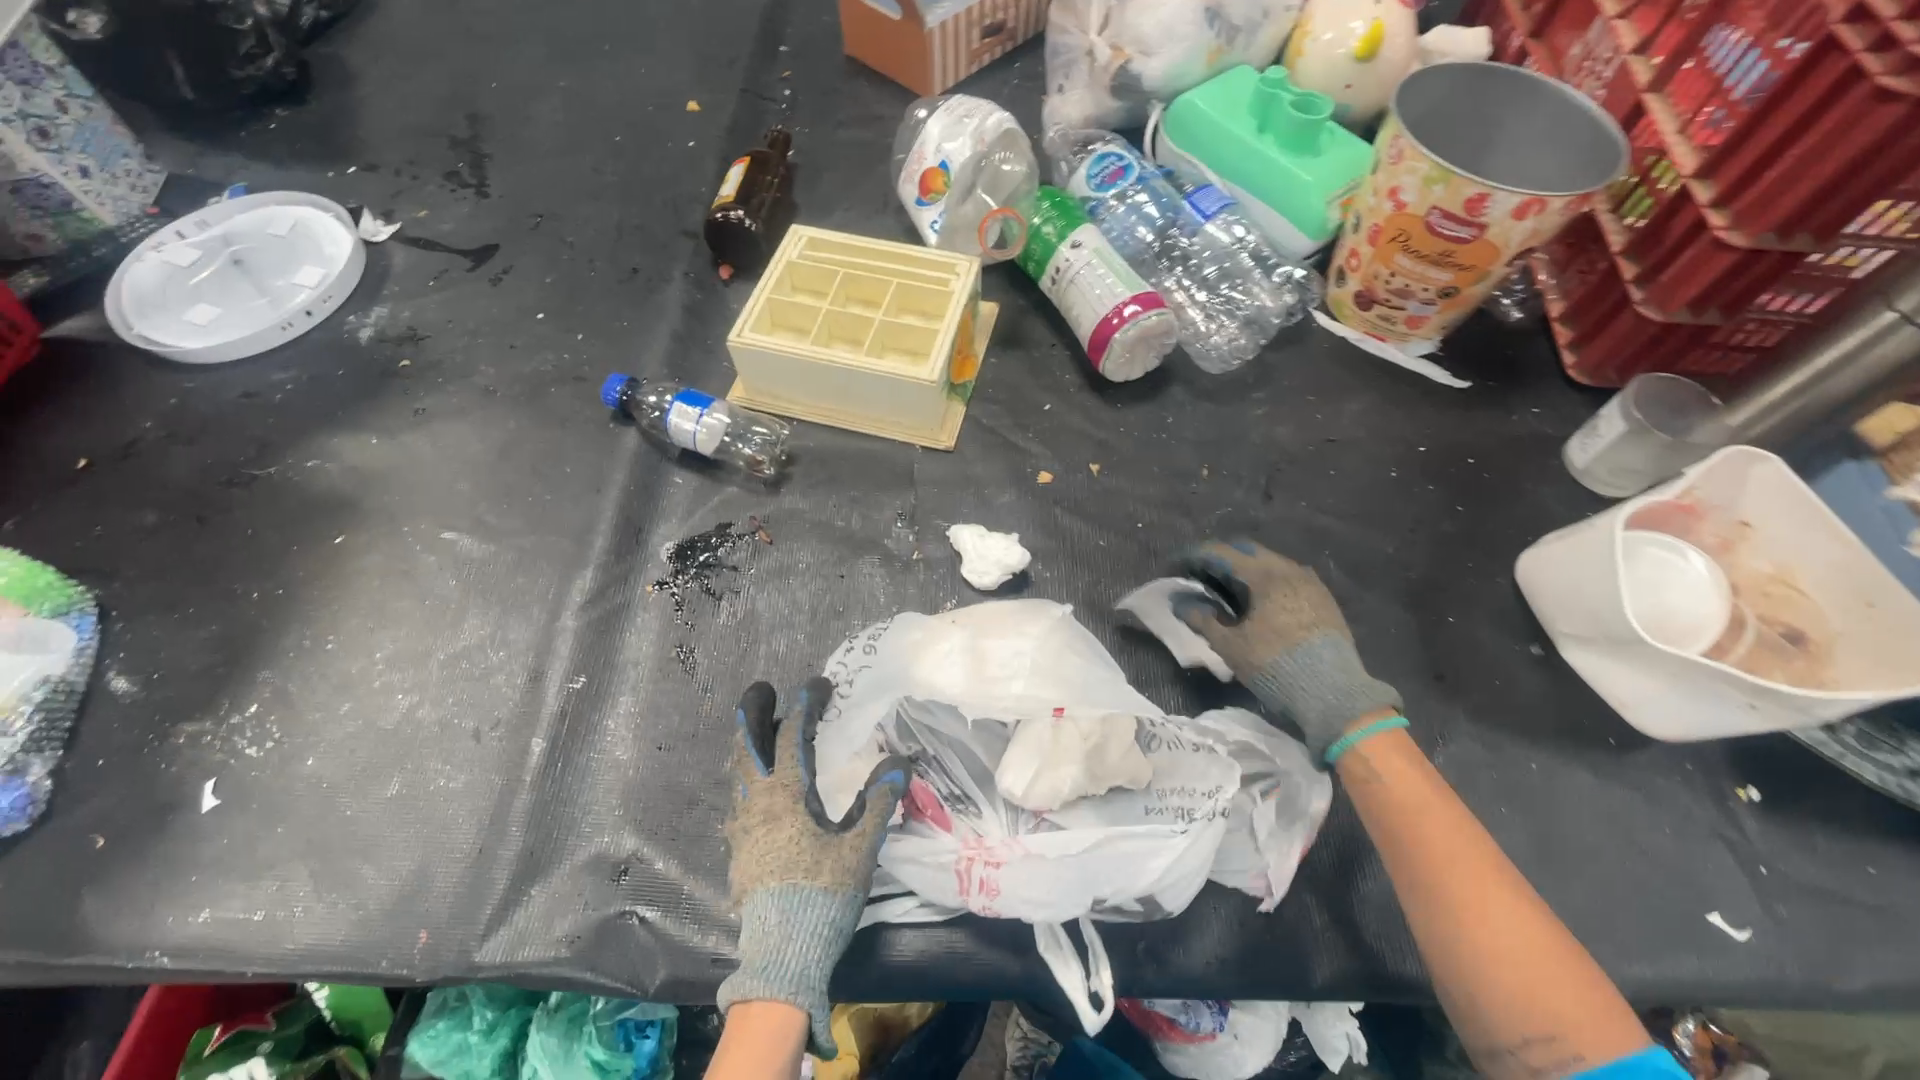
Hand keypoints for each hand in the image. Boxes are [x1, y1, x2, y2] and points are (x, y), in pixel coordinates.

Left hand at [717, 677, 909, 1057]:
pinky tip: (757, 788)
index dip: (805, 705)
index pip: (792, 736)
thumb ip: (879, 801)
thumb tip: (900, 760)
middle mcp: (755, 803)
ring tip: (758, 730)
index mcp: (785, 796)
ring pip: (736, 772)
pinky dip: (745, 776)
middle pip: (746, 745)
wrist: (783, 953)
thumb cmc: (823, 895)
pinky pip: (736, 798)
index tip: (820, 684)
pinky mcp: (738, 850)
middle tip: (762, 689)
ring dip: (746, 743)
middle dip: (753, 712)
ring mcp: (740, 827)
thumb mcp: (860, 848)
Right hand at [1172, 540, 1401, 763]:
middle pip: (1248, 552)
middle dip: (1222, 559)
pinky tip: (1260, 603)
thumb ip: (1202, 620)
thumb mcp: (1230, 646)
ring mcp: (1311, 583)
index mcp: (1264, 575)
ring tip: (1229, 590)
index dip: (1195, 556)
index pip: (1222, 553)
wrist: (1333, 693)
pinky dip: (1268, 583)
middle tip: (1201, 575)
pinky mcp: (1324, 599)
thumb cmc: (1274, 666)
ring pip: (1272, 564)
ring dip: (1248, 570)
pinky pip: (1289, 579)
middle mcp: (1290, 570)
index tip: (1177, 565)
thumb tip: (1180, 604)